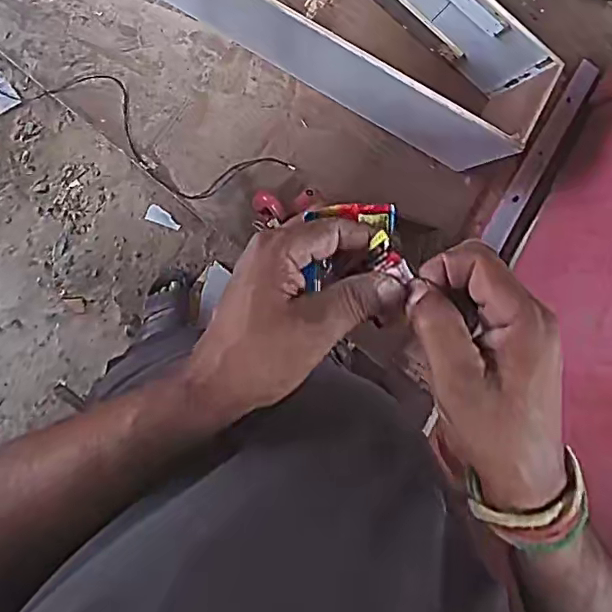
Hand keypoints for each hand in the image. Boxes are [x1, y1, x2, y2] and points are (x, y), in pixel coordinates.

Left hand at [183, 218, 406, 420]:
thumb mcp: (317, 327)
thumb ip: (357, 298)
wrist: (214, 384)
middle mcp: (268, 244)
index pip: (336, 227)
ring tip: (372, 291)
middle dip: (358, 252)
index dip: (370, 242)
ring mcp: (262, 261)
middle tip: (389, 278)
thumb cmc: (260, 357)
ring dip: (343, 265)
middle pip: (324, 233)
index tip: (397, 265)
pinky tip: (343, 298)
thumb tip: (393, 281)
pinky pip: (300, 265)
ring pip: (313, 250)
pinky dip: (324, 276)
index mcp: (279, 247)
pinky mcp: (262, 280)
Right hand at [408, 240, 565, 510]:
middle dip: (440, 282)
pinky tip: (447, 343)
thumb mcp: (456, 380)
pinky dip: (458, 313)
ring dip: (447, 299)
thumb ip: (435, 324)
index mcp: (525, 318)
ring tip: (430, 332)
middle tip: (418, 315)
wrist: (525, 482)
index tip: (416, 296)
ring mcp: (530, 326)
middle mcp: (534, 314)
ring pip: (477, 285)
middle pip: (478, 267)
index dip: (439, 267)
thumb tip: (417, 288)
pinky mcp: (521, 338)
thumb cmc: (495, 437)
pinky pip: (483, 306)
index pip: (476, 258)